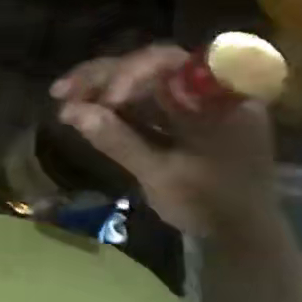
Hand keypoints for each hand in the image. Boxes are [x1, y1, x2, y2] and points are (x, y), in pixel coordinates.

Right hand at [51, 44, 280, 236]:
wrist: (240, 238)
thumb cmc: (211, 206)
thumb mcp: (162, 176)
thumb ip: (119, 141)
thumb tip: (70, 111)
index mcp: (221, 98)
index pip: (171, 63)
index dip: (132, 72)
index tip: (105, 99)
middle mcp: (209, 90)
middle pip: (149, 67)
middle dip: (103, 77)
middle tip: (60, 92)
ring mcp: (192, 102)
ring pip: (140, 81)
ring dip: (100, 87)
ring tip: (62, 99)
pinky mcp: (178, 117)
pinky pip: (142, 100)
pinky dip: (112, 105)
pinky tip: (83, 110)